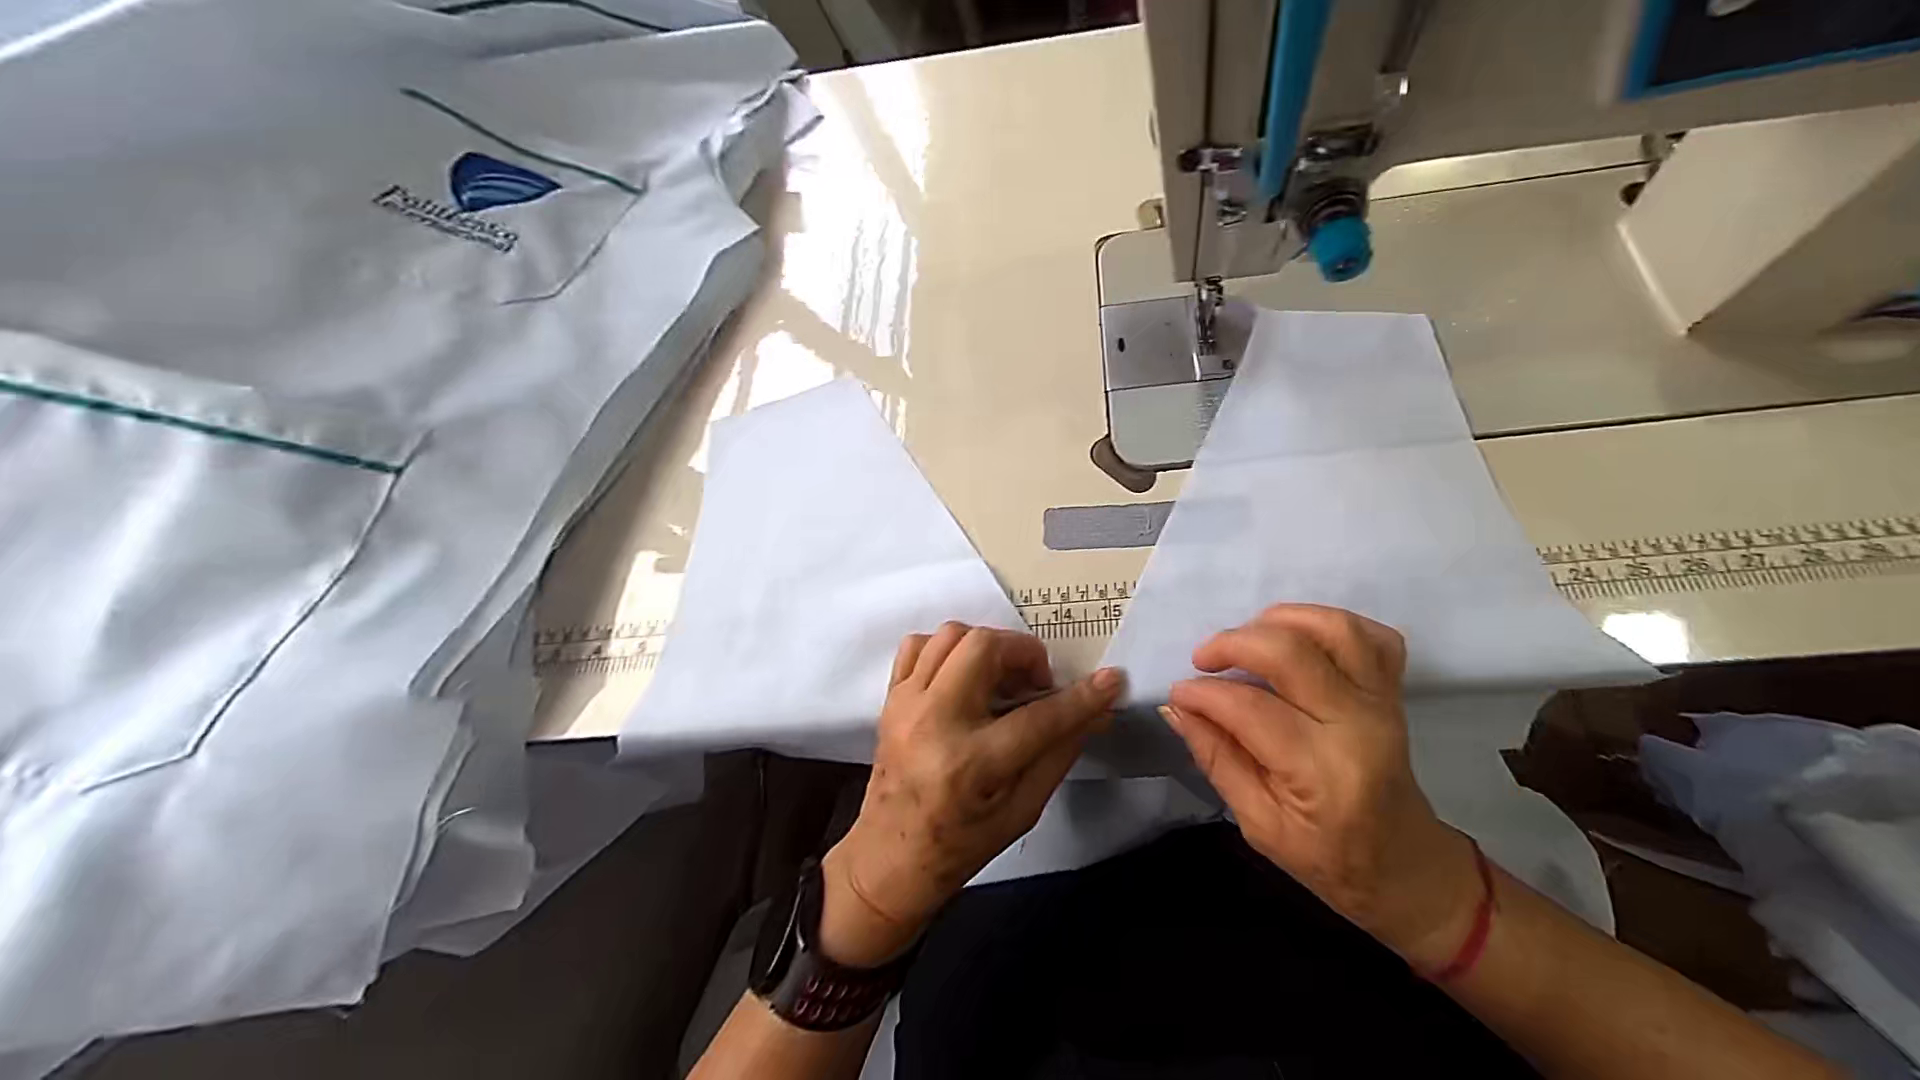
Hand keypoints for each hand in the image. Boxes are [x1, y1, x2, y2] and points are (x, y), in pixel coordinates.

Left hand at [819, 622, 1124, 966]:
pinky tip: (964, 676)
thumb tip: (1095, 712)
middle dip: (1024, 653)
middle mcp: (935, 721)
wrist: (890, 856)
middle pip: (984, 648)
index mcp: (972, 762)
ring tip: (1002, 678)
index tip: (1109, 681)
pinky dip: (947, 650)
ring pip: (951, 635)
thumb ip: (1059, 753)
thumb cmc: (961, 842)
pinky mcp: (892, 698)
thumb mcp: (1022, 810)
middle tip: (1037, 682)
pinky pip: (918, 645)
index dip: (1082, 696)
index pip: (1039, 717)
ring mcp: (907, 704)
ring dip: (987, 647)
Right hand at [1158, 603, 1481, 969]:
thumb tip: (1178, 708)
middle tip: (1203, 660)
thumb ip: (1216, 758)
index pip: (1249, 707)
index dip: (1202, 693)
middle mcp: (1358, 726)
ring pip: (1335, 629)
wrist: (1406, 867)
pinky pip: (1372, 636)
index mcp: (1323, 771)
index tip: (1178, 694)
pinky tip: (1298, 637)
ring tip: (1247, 638)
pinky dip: (1330, 624)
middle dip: (1232, 643)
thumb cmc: (1329, 859)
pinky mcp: (1392, 692)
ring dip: (1280, 620)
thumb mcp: (1258, 824)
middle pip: (1290, 653)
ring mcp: (1382, 703)